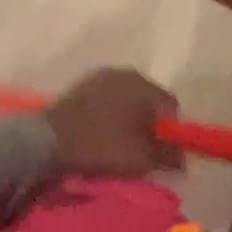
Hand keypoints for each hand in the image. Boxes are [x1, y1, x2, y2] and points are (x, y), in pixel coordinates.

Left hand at [46, 68, 182, 176]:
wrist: (47, 141)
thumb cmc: (101, 146)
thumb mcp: (142, 159)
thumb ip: (169, 155)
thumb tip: (184, 158)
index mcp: (144, 84)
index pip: (172, 107)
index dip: (171, 133)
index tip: (162, 155)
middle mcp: (126, 72)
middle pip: (150, 100)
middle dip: (150, 125)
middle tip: (141, 153)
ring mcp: (102, 76)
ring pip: (128, 100)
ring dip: (129, 120)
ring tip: (118, 146)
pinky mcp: (83, 85)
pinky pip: (108, 101)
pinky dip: (110, 116)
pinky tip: (100, 135)